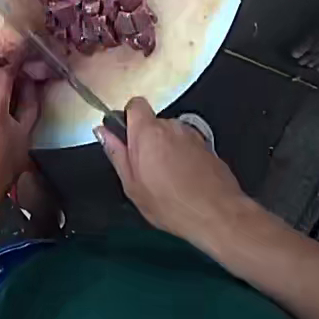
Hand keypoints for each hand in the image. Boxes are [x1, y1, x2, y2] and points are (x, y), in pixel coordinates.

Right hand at [96, 98, 251, 242]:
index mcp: (148, 132)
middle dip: (147, 141)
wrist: (215, 213)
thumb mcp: (132, 185)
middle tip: (145, 170)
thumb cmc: (172, 204)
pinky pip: (187, 145)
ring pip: (171, 135)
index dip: (128, 118)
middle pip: (153, 124)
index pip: (135, 105)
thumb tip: (103, 133)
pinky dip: (182, 157)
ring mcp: (192, 134)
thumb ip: (116, 153)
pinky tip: (183, 180)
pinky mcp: (207, 145)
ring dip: (166, 150)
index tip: (126, 138)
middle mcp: (172, 127)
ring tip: (167, 179)